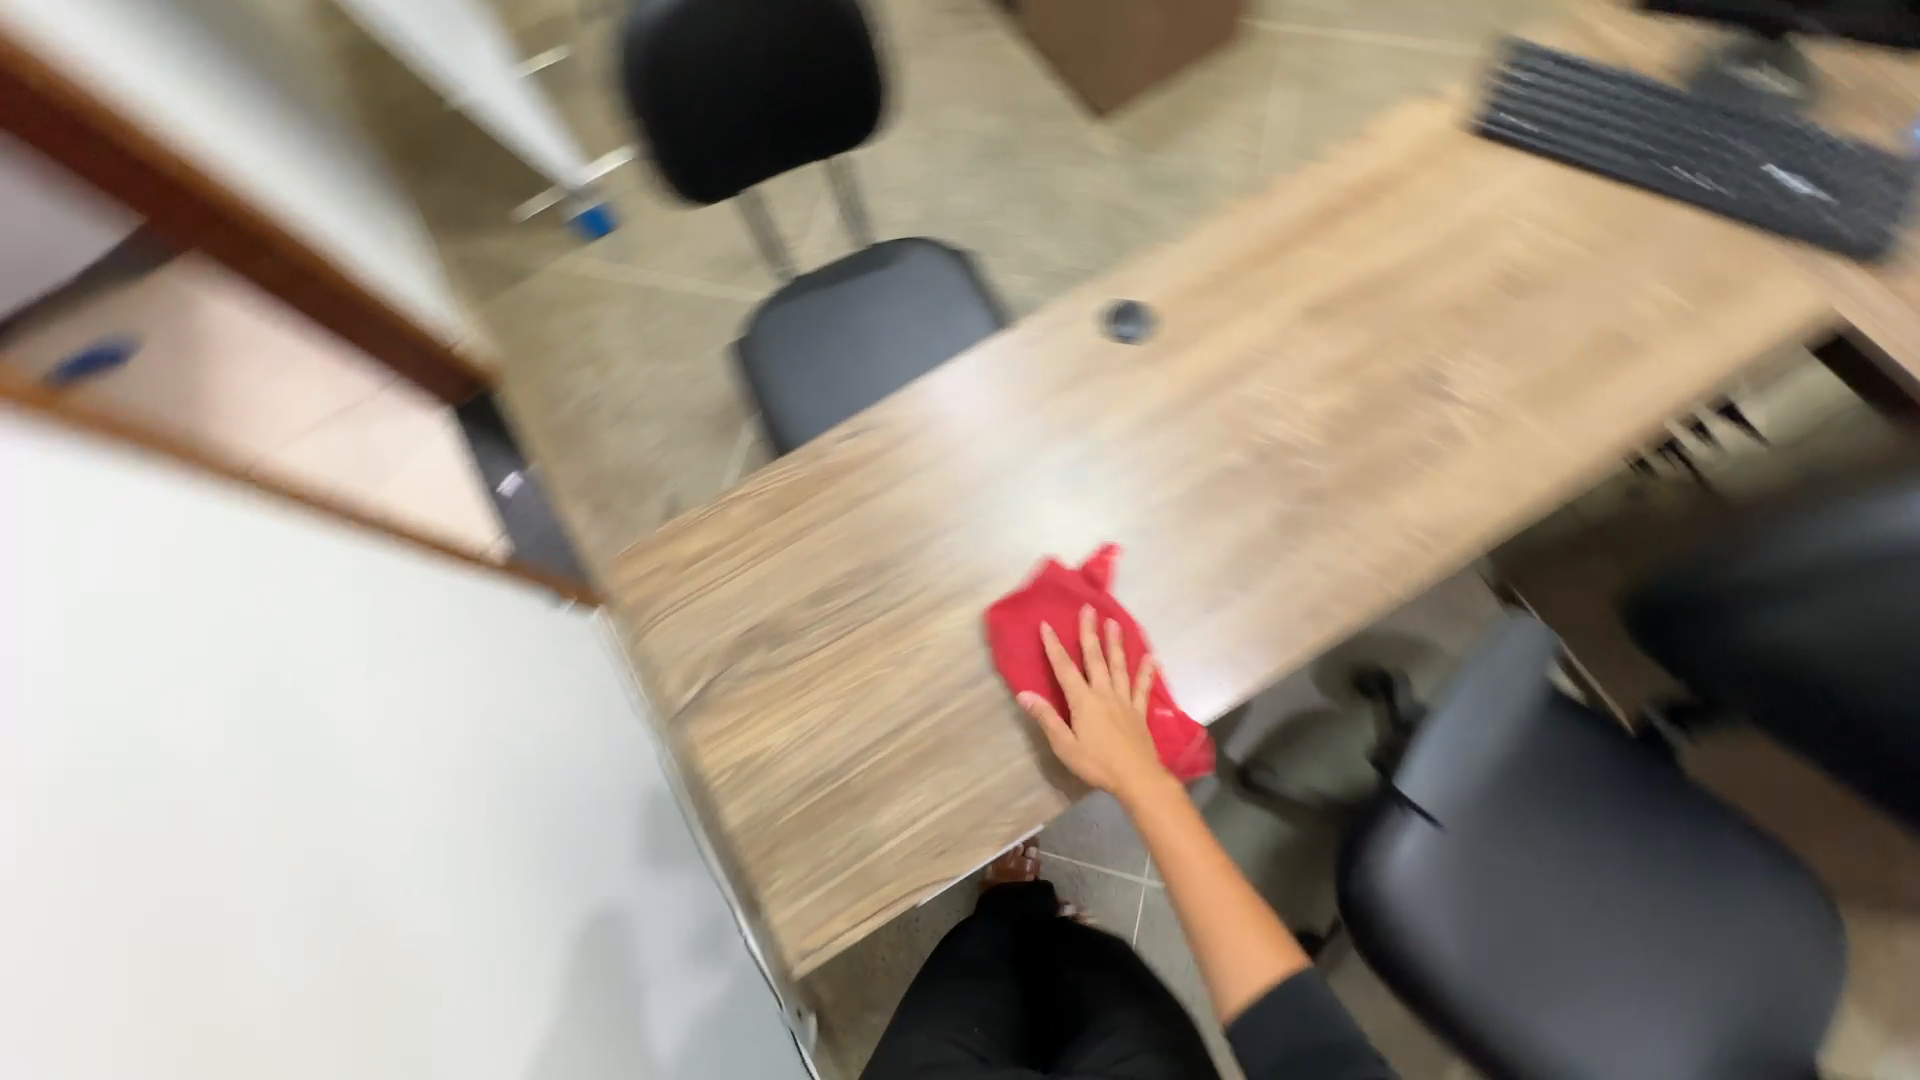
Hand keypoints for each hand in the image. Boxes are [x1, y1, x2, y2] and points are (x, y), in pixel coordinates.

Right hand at [1018, 605, 1174, 805]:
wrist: (1137, 778)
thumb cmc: (1097, 764)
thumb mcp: (1064, 745)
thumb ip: (1046, 718)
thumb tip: (1025, 694)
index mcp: (1083, 701)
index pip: (1064, 668)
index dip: (1054, 646)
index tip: (1046, 625)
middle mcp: (1104, 693)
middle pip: (1095, 658)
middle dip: (1089, 633)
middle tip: (1089, 609)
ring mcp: (1124, 700)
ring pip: (1119, 666)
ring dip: (1116, 643)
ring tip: (1114, 623)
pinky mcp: (1139, 711)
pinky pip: (1143, 687)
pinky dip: (1146, 671)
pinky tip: (1151, 657)